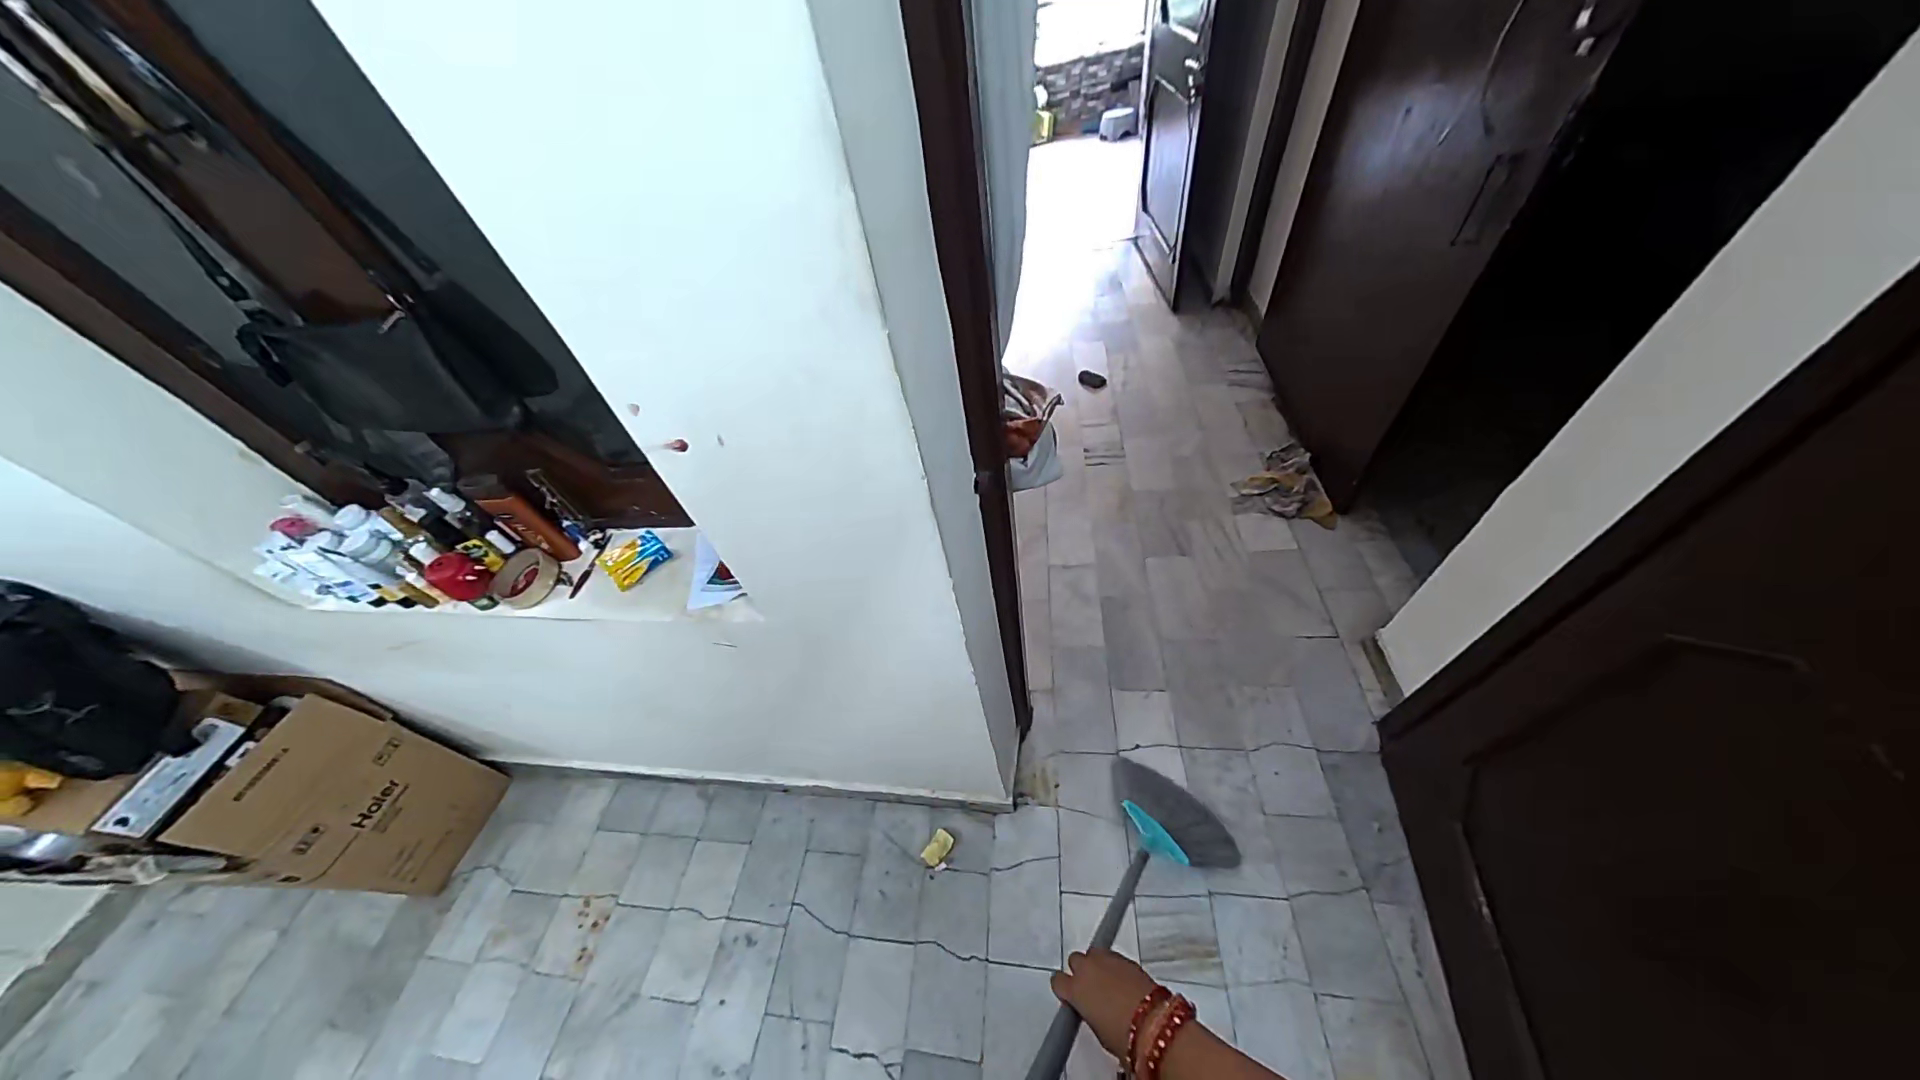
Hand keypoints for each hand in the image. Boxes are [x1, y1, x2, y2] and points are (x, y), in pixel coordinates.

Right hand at [1050, 949, 1159, 1058]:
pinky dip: (1114, 965)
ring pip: (1093, 954)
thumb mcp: (1099, 1033)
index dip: (1064, 989)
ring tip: (1108, 983)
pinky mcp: (1125, 957)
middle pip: (1075, 960)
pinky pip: (1112, 956)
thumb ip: (1089, 1014)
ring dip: (1097, 965)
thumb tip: (1093, 1011)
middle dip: (1081, 971)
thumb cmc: (1124, 1036)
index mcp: (1075, 989)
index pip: (1058, 981)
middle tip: (1091, 989)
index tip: (1070, 996)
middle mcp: (1086, 969)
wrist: (1153, 1022)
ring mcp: (1105, 959)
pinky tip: (1123, 981)